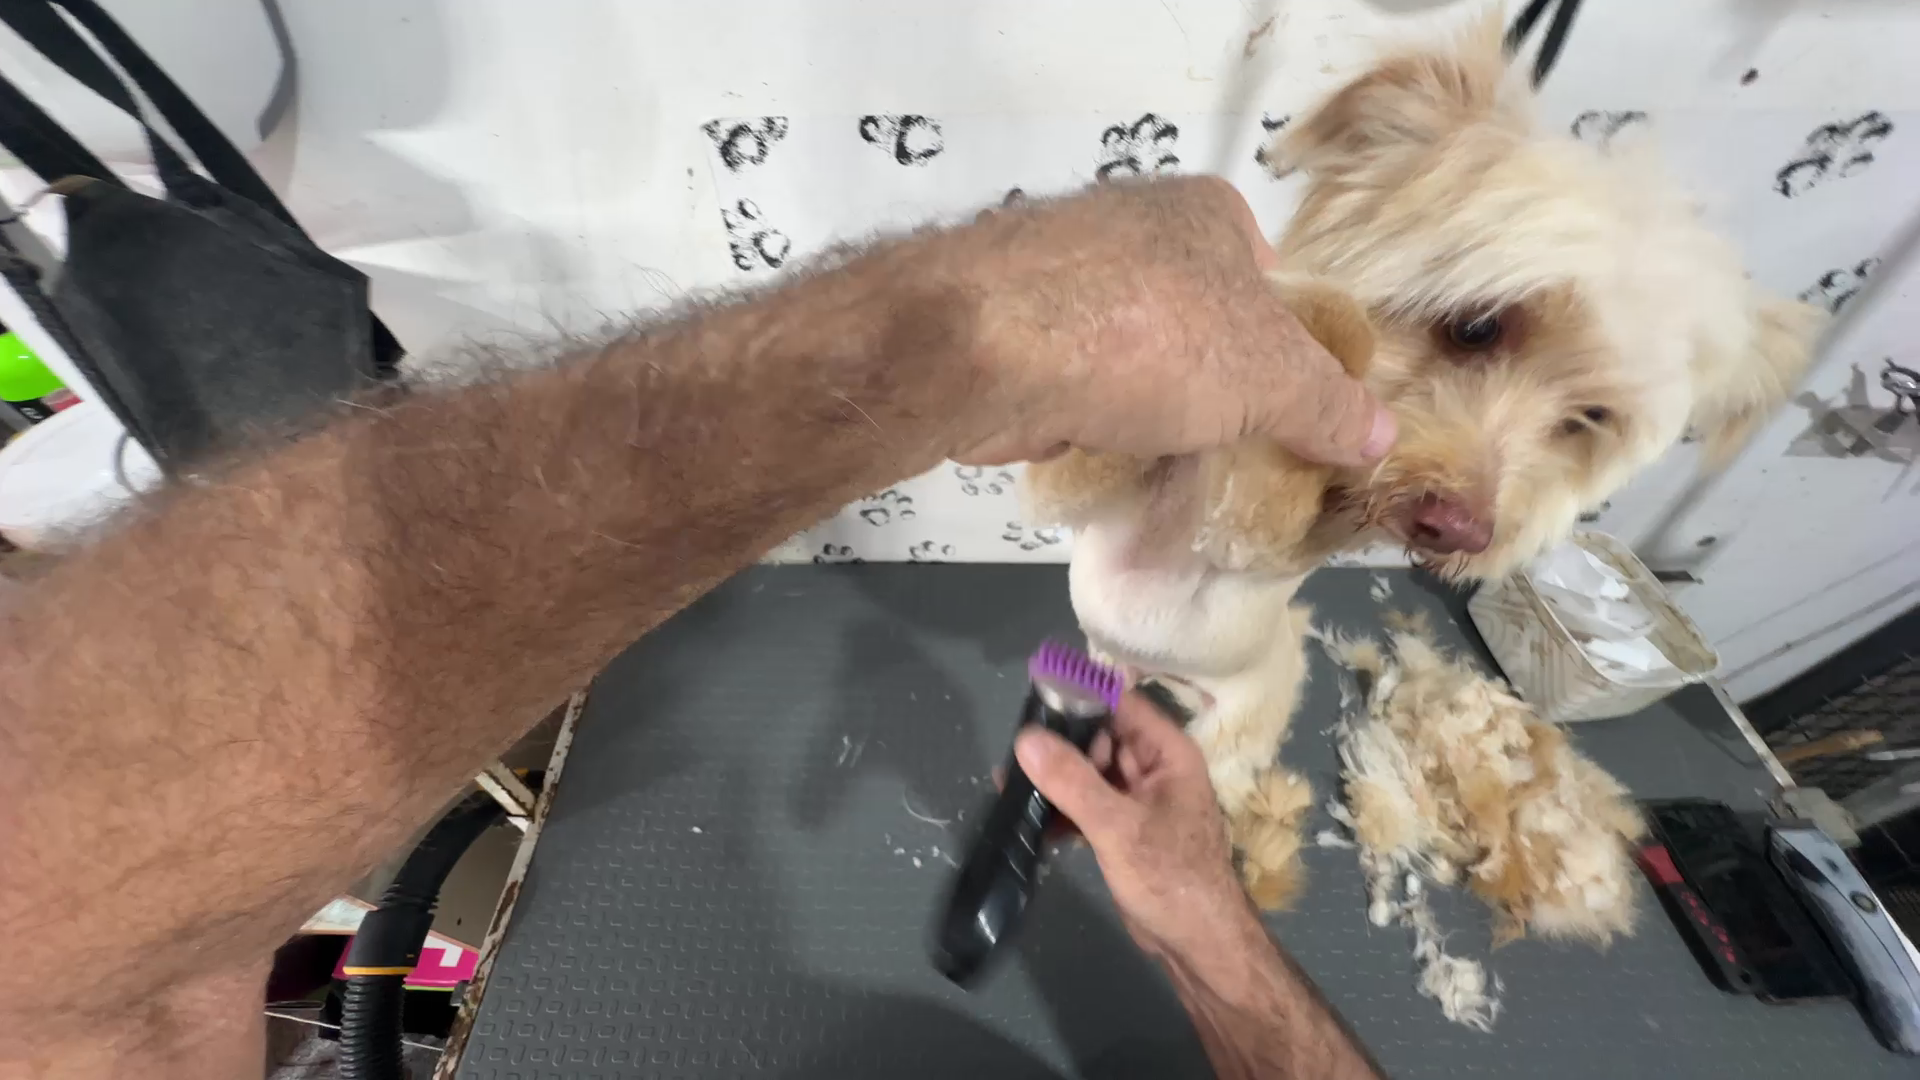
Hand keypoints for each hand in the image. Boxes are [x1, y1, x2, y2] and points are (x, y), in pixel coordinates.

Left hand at [943, 177, 1393, 466]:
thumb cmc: (1148, 339)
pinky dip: (1097, 425)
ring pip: (1135, 364)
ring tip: (1177, 473)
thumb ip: (1326, 405)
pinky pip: (1080, 388)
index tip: (1287, 418)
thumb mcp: (1266, 377)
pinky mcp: (1015, 339)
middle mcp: (1131, 235)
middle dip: (1216, 394)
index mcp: (1205, 215)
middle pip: (1199, 328)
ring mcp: (1063, 285)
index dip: (1287, 355)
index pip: (1271, 288)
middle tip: (1235, 458)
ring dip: (1153, 418)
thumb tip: (1377, 437)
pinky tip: (1112, 465)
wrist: (988, 353)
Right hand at [1014, 691, 1260, 958]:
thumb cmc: (1170, 877)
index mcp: (1166, 752)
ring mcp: (1137, 798)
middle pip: (1099, 736)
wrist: (1198, 948)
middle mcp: (1153, 767)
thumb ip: (1071, 780)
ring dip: (1055, 778)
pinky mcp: (1123, 826)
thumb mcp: (1117, 825)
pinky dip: (1062, 808)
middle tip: (1014, 754)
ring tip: (1010, 785)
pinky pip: (1087, 802)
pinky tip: (1031, 820)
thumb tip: (1025, 738)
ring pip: (1089, 771)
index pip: (1120, 703)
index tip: (1035, 696)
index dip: (1081, 696)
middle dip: (1059, 744)